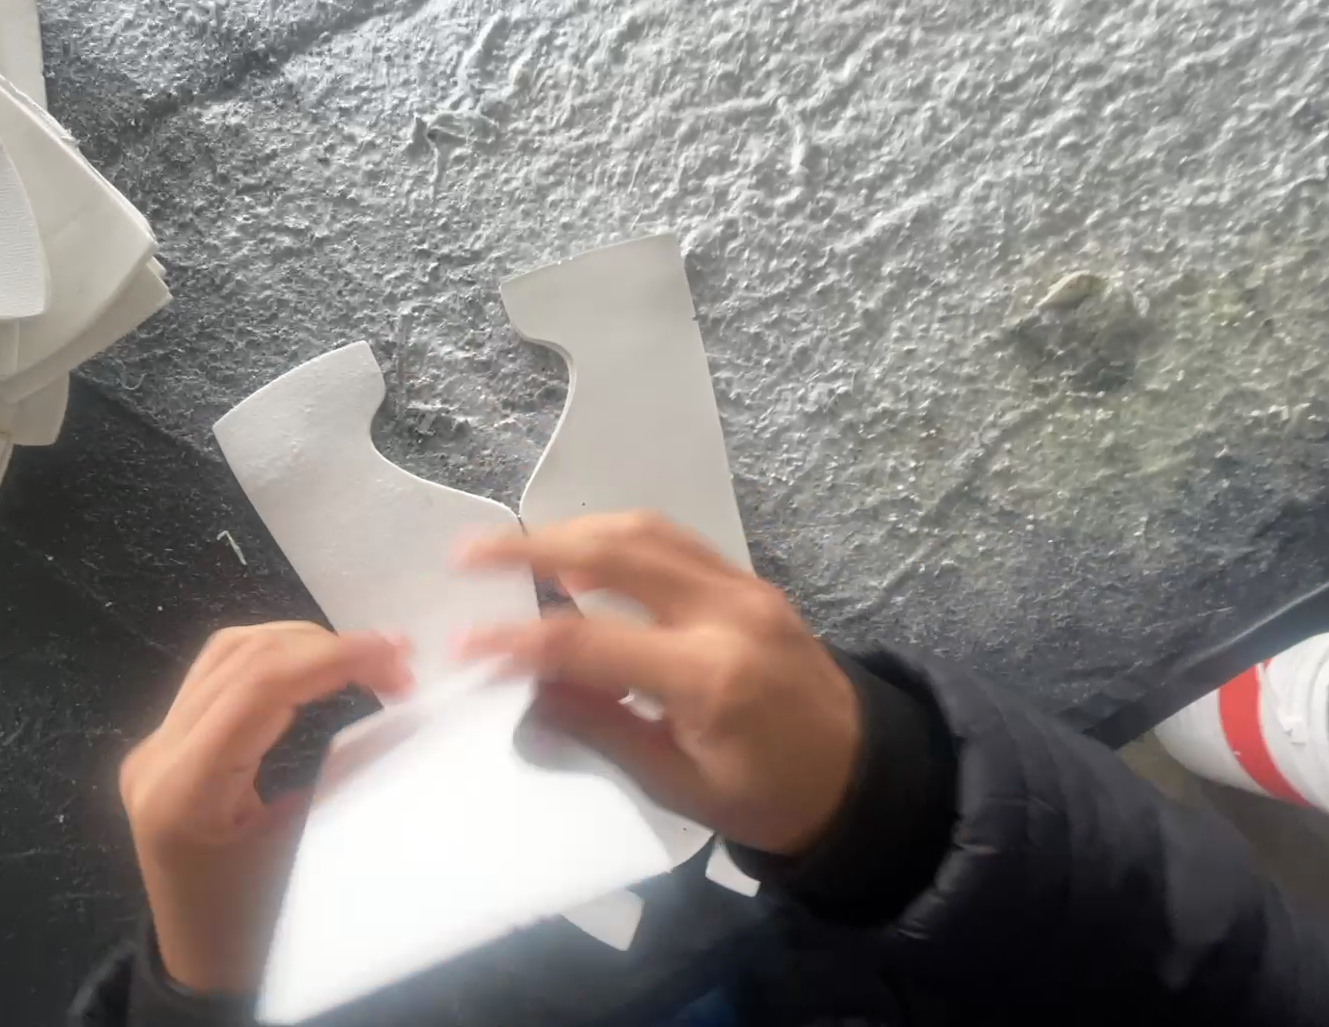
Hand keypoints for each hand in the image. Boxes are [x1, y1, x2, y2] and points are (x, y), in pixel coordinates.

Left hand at [119, 623, 410, 992]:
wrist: (197, 959)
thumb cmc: (249, 929)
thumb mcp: (304, 856)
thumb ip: (347, 778)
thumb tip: (403, 716)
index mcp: (183, 790)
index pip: (259, 687)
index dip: (334, 657)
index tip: (396, 656)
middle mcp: (157, 753)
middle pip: (245, 658)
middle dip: (330, 647)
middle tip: (396, 660)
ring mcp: (157, 741)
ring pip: (231, 650)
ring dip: (305, 642)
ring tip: (364, 656)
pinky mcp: (170, 736)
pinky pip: (223, 668)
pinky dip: (280, 653)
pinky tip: (317, 663)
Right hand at [458, 512, 861, 856]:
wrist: (865, 777)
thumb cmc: (769, 798)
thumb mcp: (678, 785)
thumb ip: (598, 728)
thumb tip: (523, 691)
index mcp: (708, 676)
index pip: (588, 642)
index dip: (516, 640)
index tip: (464, 644)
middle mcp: (724, 611)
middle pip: (614, 552)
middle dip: (532, 547)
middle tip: (472, 552)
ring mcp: (741, 585)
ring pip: (642, 530)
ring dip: (571, 532)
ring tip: (518, 549)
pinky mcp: (746, 578)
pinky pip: (670, 539)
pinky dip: (614, 538)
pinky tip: (580, 553)